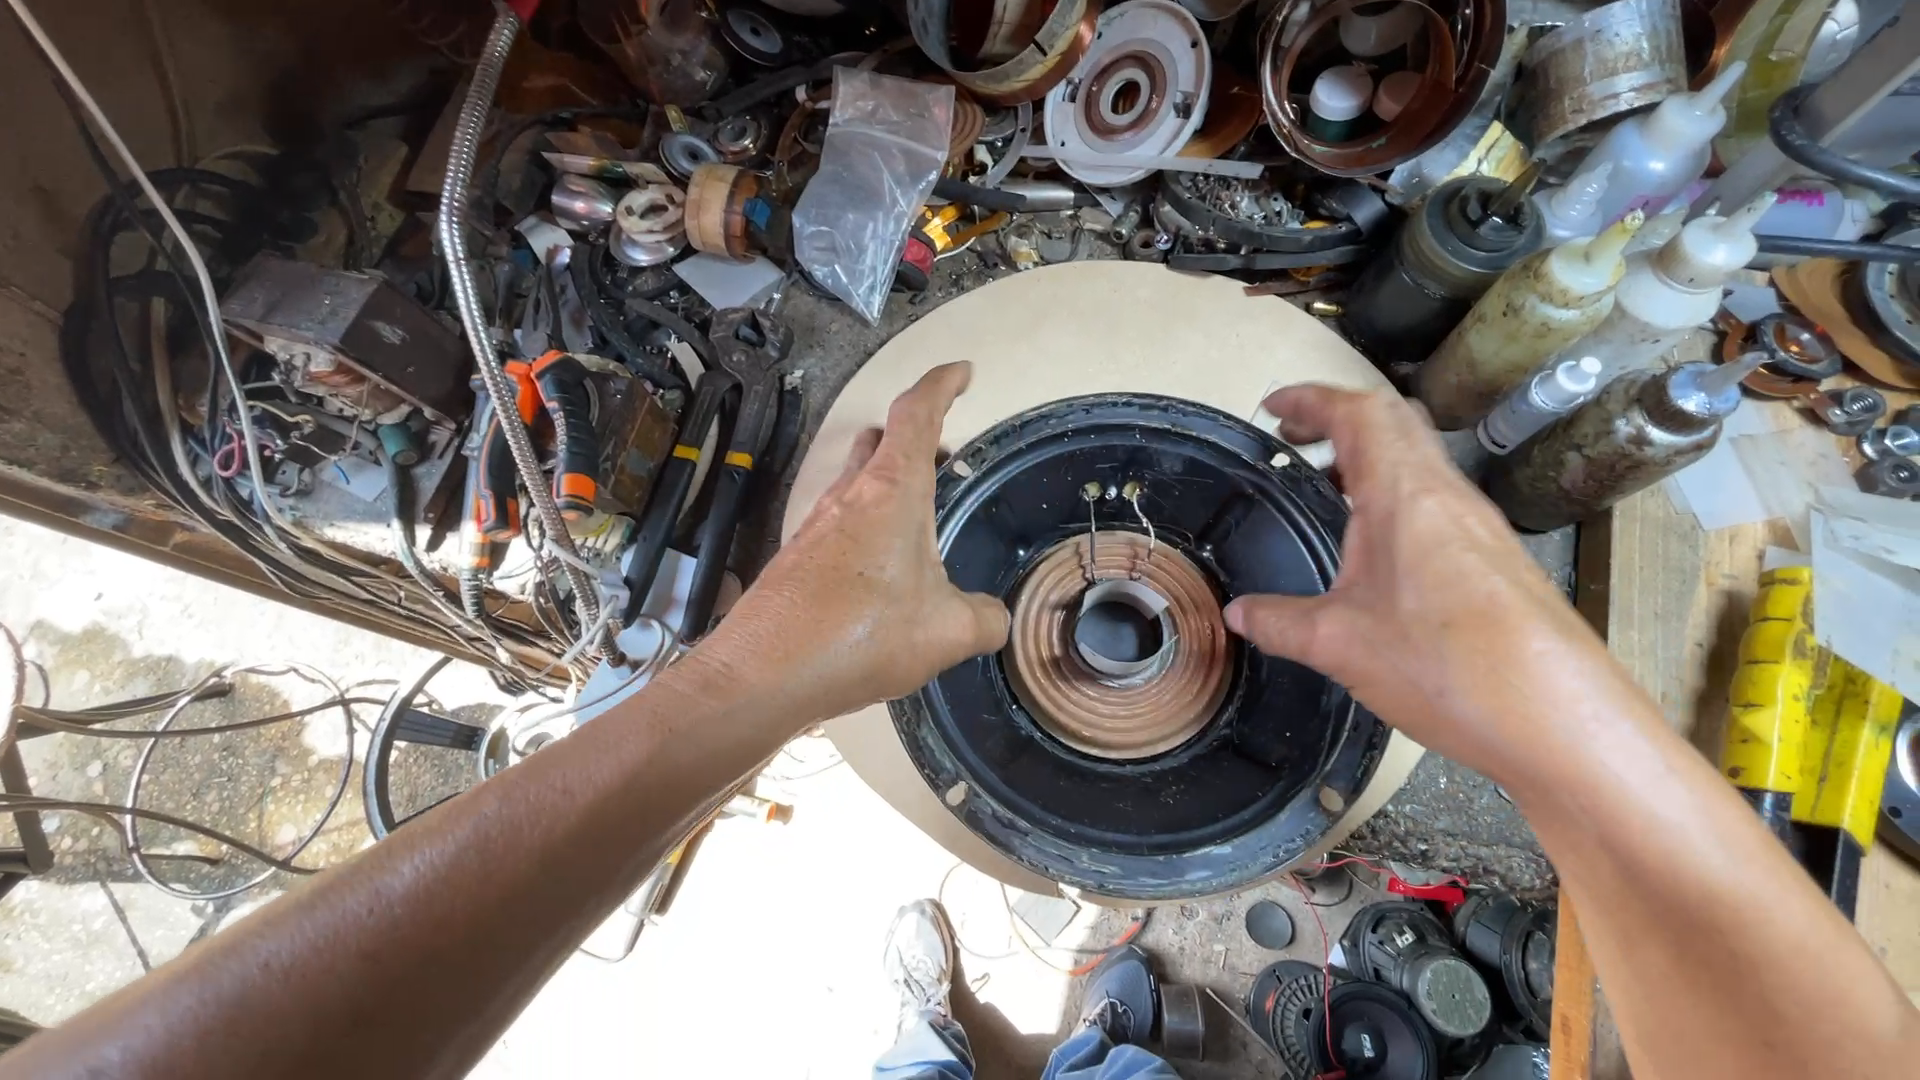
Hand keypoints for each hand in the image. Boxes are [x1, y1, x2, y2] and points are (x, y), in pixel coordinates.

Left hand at [701, 362, 1009, 722]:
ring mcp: (816, 525)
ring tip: (918, 528)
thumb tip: (996, 619)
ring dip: (888, 486)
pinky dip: (866, 528)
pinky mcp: (796, 558)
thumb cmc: (860, 636)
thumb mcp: (947, 633)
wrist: (760, 675)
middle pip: (881, 441)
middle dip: (915, 440)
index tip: (963, 373)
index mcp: (891, 492)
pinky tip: (879, 577)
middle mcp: (849, 496)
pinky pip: (840, 523)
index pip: (917, 414)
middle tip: (945, 465)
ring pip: (857, 481)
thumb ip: (985, 620)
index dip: (942, 385)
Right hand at [1224, 385, 1624, 785]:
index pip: (1357, 413)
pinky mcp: (1495, 558)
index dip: (1309, 398)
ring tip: (1323, 486)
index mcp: (1404, 495)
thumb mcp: (1337, 644)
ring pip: (1418, 458)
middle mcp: (1447, 495)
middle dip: (1336, 417)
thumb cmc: (1445, 666)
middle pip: (1393, 421)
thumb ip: (1277, 622)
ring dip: (1367, 455)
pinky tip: (1372, 544)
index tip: (1269, 405)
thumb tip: (1237, 614)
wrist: (1561, 720)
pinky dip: (1392, 492)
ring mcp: (1479, 525)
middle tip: (1291, 437)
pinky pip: (1435, 497)